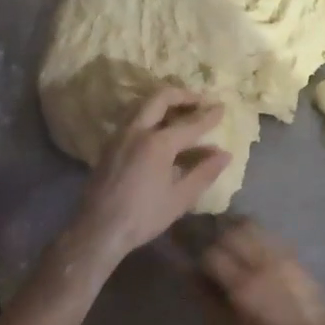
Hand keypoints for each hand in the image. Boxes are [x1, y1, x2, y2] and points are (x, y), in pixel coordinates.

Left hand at [68, 87, 231, 261]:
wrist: (99, 228)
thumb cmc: (144, 216)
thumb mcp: (181, 198)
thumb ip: (204, 172)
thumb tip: (225, 154)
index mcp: (157, 143)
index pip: (190, 124)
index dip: (209, 116)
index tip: (222, 108)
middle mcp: (136, 130)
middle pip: (160, 98)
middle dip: (182, 95)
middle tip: (199, 101)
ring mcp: (119, 135)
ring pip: (142, 106)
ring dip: (162, 103)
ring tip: (180, 112)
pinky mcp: (108, 145)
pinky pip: (131, 119)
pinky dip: (148, 116)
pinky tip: (157, 130)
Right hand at [193, 219, 324, 324]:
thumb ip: (208, 303)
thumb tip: (187, 275)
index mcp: (242, 285)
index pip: (209, 252)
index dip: (188, 244)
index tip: (173, 241)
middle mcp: (259, 261)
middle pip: (226, 230)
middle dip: (203, 226)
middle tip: (187, 228)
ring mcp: (277, 254)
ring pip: (245, 223)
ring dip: (224, 222)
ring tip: (210, 227)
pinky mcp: (290, 253)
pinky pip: (262, 229)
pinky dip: (244, 226)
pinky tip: (237, 234)